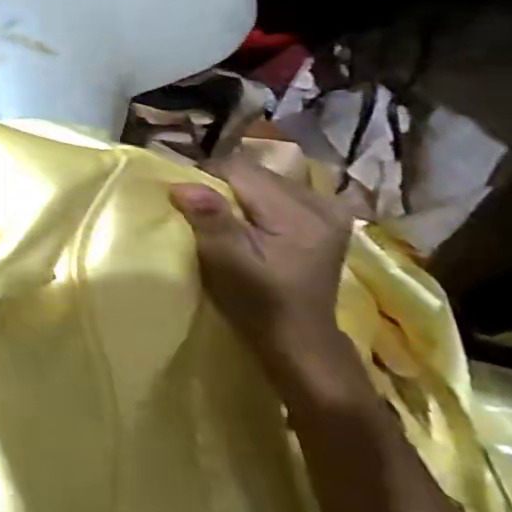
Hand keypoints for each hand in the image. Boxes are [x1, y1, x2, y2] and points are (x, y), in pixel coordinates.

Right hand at [170, 154, 352, 377]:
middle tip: (206, 212)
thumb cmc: (260, 306)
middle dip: (226, 186)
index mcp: (299, 212)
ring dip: (243, 193)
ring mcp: (329, 208)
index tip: (188, 199)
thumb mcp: (228, 264)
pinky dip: (262, 200)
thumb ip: (210, 219)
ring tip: (229, 219)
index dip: (207, 178)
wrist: (301, 343)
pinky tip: (256, 222)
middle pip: (256, 171)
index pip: (239, 168)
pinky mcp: (328, 217)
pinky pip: (283, 191)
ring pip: (267, 179)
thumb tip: (182, 184)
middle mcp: (321, 201)